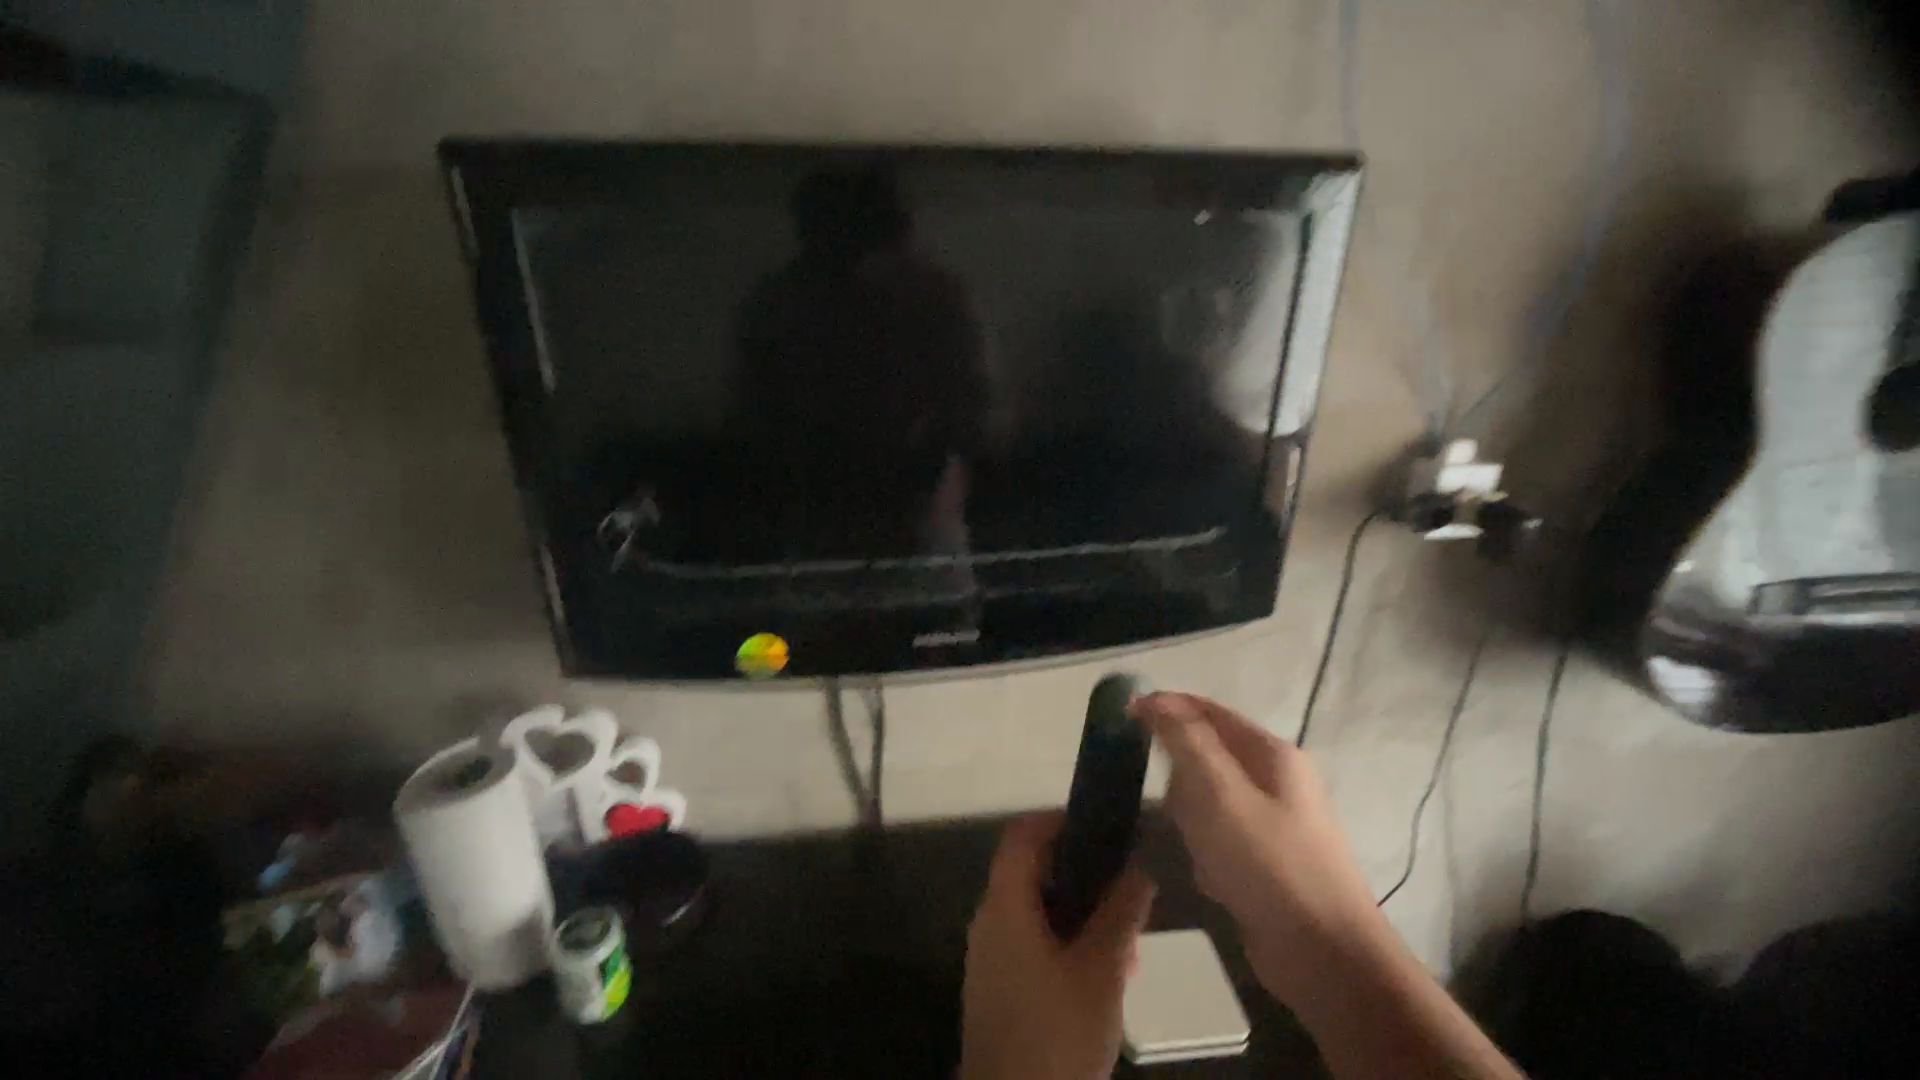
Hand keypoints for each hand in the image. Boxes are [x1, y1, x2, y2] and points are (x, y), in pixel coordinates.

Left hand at [960, 813, 1155, 1079]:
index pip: (1022, 835)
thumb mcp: (1101, 970)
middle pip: (1034, 874)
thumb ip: (1121, 913)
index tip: (1103, 830)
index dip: (1060, 821)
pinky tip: (1104, 979)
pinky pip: (1033, 946)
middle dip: (1085, 880)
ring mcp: (990, 956)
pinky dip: (1067, 946)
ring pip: (1038, 914)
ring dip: (1082, 919)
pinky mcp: (999, 987)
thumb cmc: (1056, 1031)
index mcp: (1005, 905)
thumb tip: (1139, 868)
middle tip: (1129, 901)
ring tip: (1127, 949)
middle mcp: (990, 921)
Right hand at [1131, 692, 1386, 1004]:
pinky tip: (1205, 875)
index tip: (1120, 714)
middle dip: (1178, 775)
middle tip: (1157, 798)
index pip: (1208, 711)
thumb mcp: (1220, 793)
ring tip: (1184, 843)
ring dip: (1189, 818)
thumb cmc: (1268, 863)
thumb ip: (1186, 741)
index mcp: (1271, 753)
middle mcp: (1276, 780)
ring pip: (1209, 800)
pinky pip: (1219, 838)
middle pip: (1207, 755)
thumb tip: (1155, 700)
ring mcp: (1274, 822)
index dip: (1165, 706)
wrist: (1324, 956)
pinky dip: (1205, 851)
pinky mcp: (1266, 861)